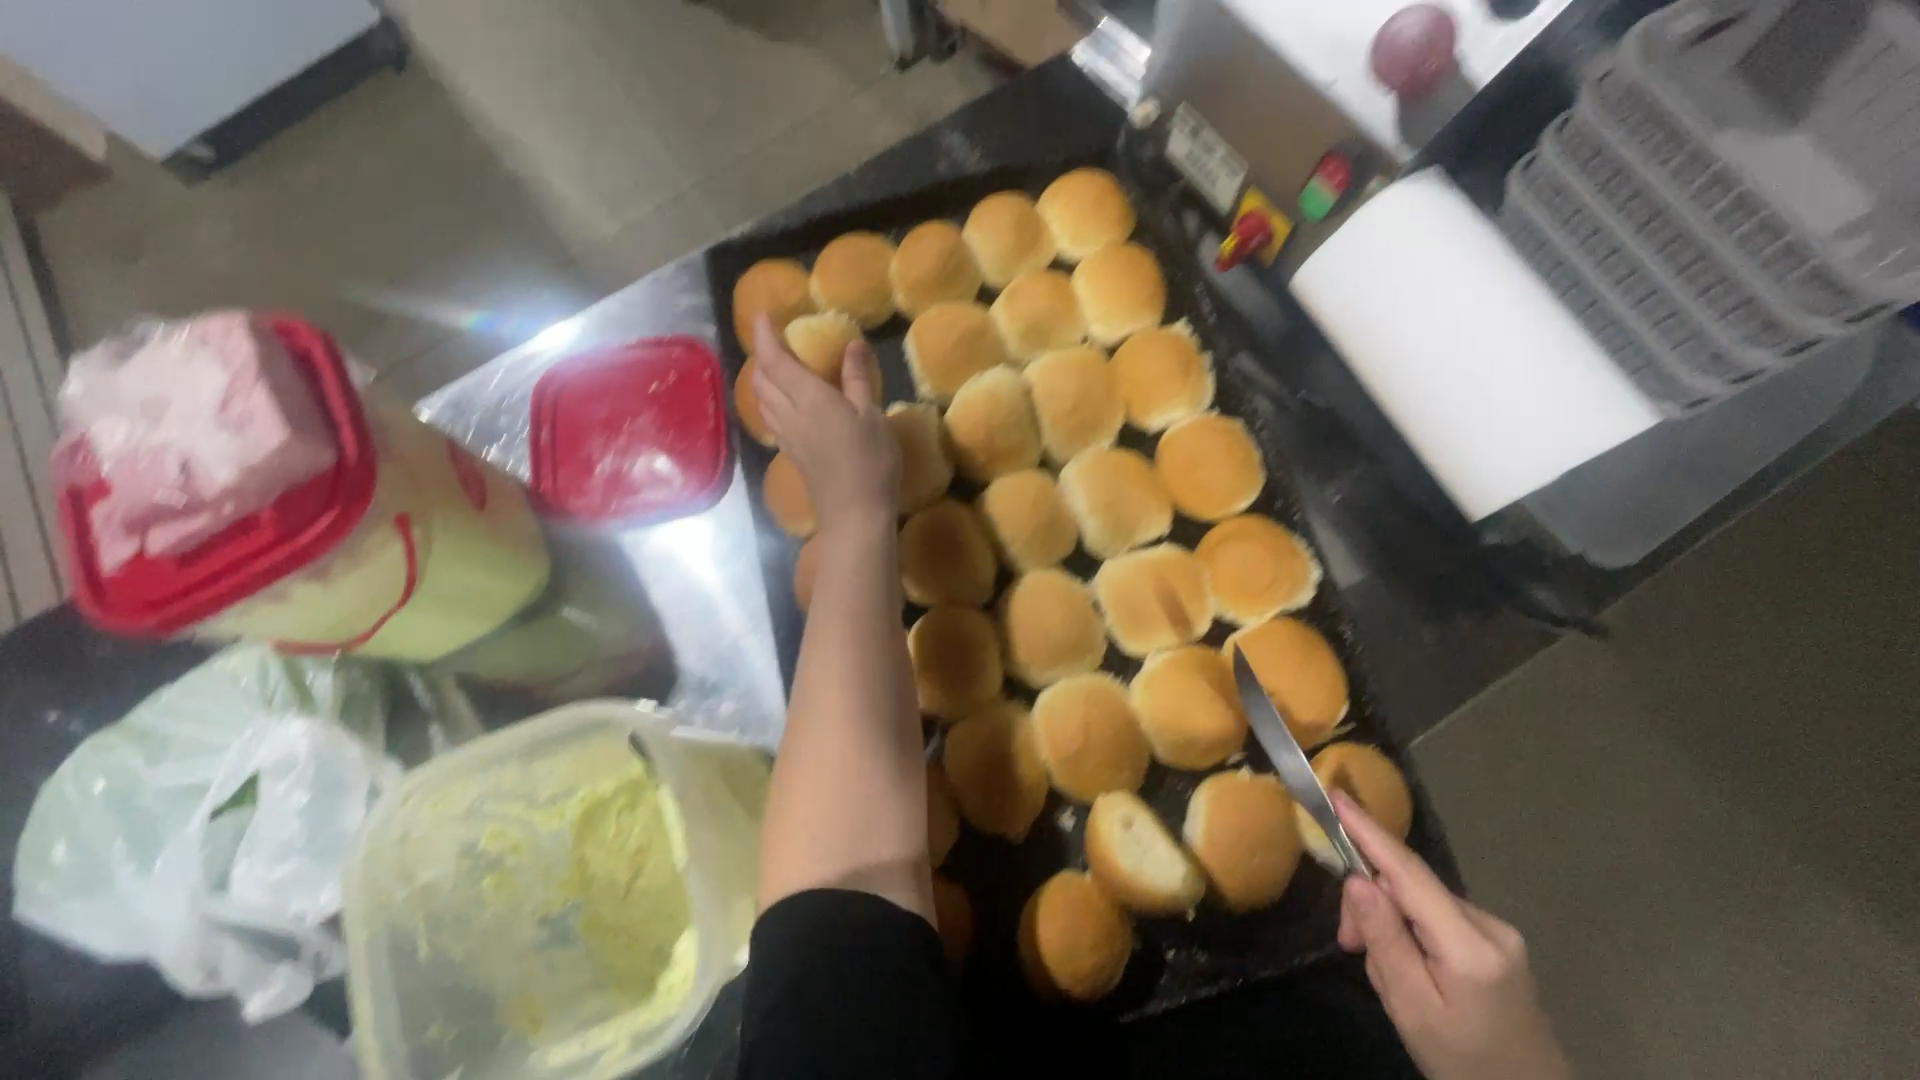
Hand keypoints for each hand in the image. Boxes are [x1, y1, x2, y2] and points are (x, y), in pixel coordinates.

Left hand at [751, 314, 898, 533]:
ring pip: (762, 400)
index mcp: (809, 398)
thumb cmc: (870, 461)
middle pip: (761, 379)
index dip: (764, 336)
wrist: (854, 514)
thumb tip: (853, 344)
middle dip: (762, 356)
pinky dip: (772, 400)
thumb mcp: (872, 415)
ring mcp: (787, 437)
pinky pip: (772, 418)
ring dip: (763, 379)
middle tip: (775, 341)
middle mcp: (789, 414)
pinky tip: (788, 403)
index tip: (763, 316)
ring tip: (779, 368)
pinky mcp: (792, 454)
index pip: (775, 360)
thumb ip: (858, 379)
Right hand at [1334, 790, 1572, 1079]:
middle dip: (1370, 906)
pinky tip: (1411, 973)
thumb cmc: (1464, 1063)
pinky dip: (1411, 934)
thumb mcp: (1413, 1009)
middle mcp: (1490, 925)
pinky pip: (1436, 919)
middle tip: (1346, 947)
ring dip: (1390, 926)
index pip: (1408, 874)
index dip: (1370, 833)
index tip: (1337, 796)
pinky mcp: (1497, 943)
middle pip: (1409, 887)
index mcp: (1470, 945)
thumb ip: (1385, 942)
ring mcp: (1498, 932)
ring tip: (1389, 977)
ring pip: (1419, 903)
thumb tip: (1357, 879)